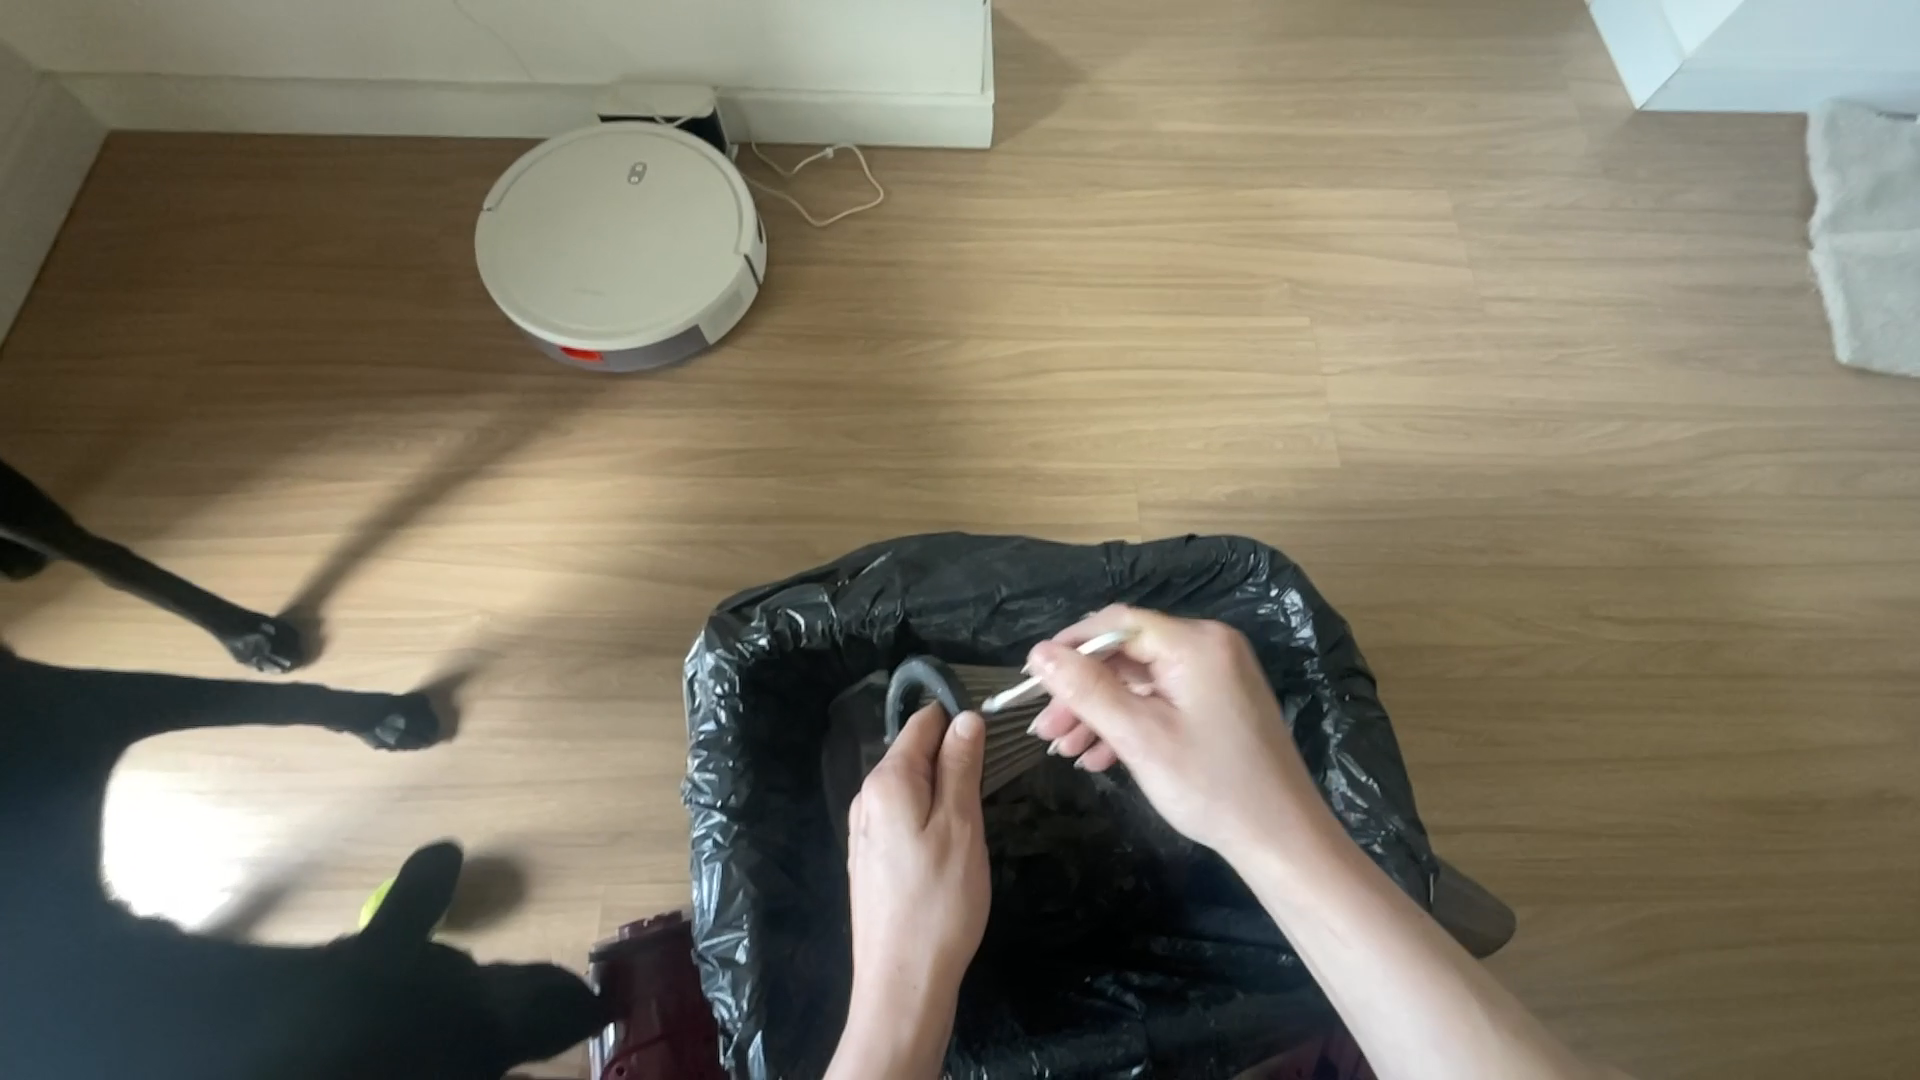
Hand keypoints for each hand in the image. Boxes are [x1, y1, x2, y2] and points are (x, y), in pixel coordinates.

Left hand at [844, 704, 989, 1015]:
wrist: (902, 985)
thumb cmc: (939, 902)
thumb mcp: (961, 826)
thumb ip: (961, 765)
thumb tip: (965, 716)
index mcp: (886, 781)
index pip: (922, 723)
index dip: (957, 722)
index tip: (991, 741)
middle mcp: (866, 797)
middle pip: (915, 754)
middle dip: (952, 762)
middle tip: (986, 794)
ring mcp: (863, 830)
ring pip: (912, 787)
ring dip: (944, 793)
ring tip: (972, 826)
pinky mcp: (869, 858)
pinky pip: (903, 817)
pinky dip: (929, 819)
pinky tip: (947, 851)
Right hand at [1026, 605, 1334, 855]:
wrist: (1284, 842)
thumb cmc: (1211, 786)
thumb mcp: (1138, 736)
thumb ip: (1085, 689)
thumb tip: (1038, 652)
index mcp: (1195, 643)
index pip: (1116, 623)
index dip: (1069, 646)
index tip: (1032, 678)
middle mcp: (1208, 646)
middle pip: (1126, 654)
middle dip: (1081, 691)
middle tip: (1046, 730)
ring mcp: (1216, 675)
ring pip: (1140, 681)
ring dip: (1099, 712)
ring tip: (1065, 749)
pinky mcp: (1218, 702)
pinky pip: (1161, 700)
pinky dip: (1129, 722)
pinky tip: (1098, 756)